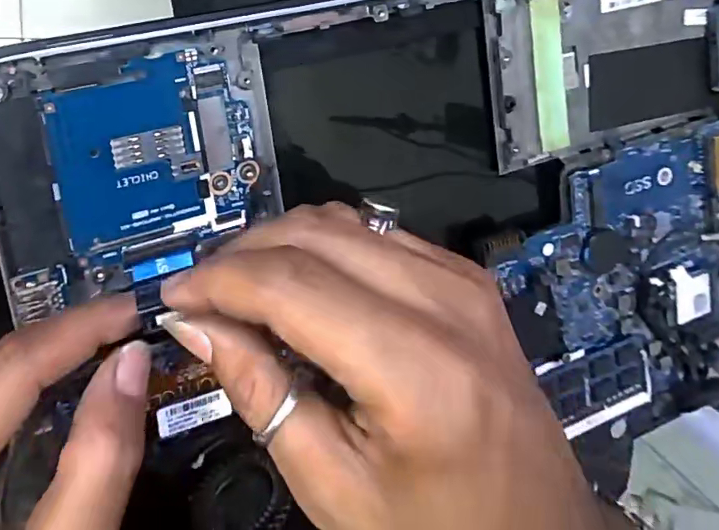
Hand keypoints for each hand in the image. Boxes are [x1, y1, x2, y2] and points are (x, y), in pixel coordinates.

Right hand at [159, 203, 621, 529]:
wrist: (541, 525)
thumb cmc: (439, 528)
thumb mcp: (336, 489)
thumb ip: (263, 394)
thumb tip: (201, 324)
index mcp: (416, 367)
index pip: (294, 285)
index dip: (223, 279)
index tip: (177, 292)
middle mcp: (444, 300)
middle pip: (317, 233)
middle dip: (244, 250)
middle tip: (202, 288)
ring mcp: (459, 277)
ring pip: (344, 219)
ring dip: (281, 240)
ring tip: (241, 283)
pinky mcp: (463, 272)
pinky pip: (376, 232)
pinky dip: (324, 244)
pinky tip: (300, 280)